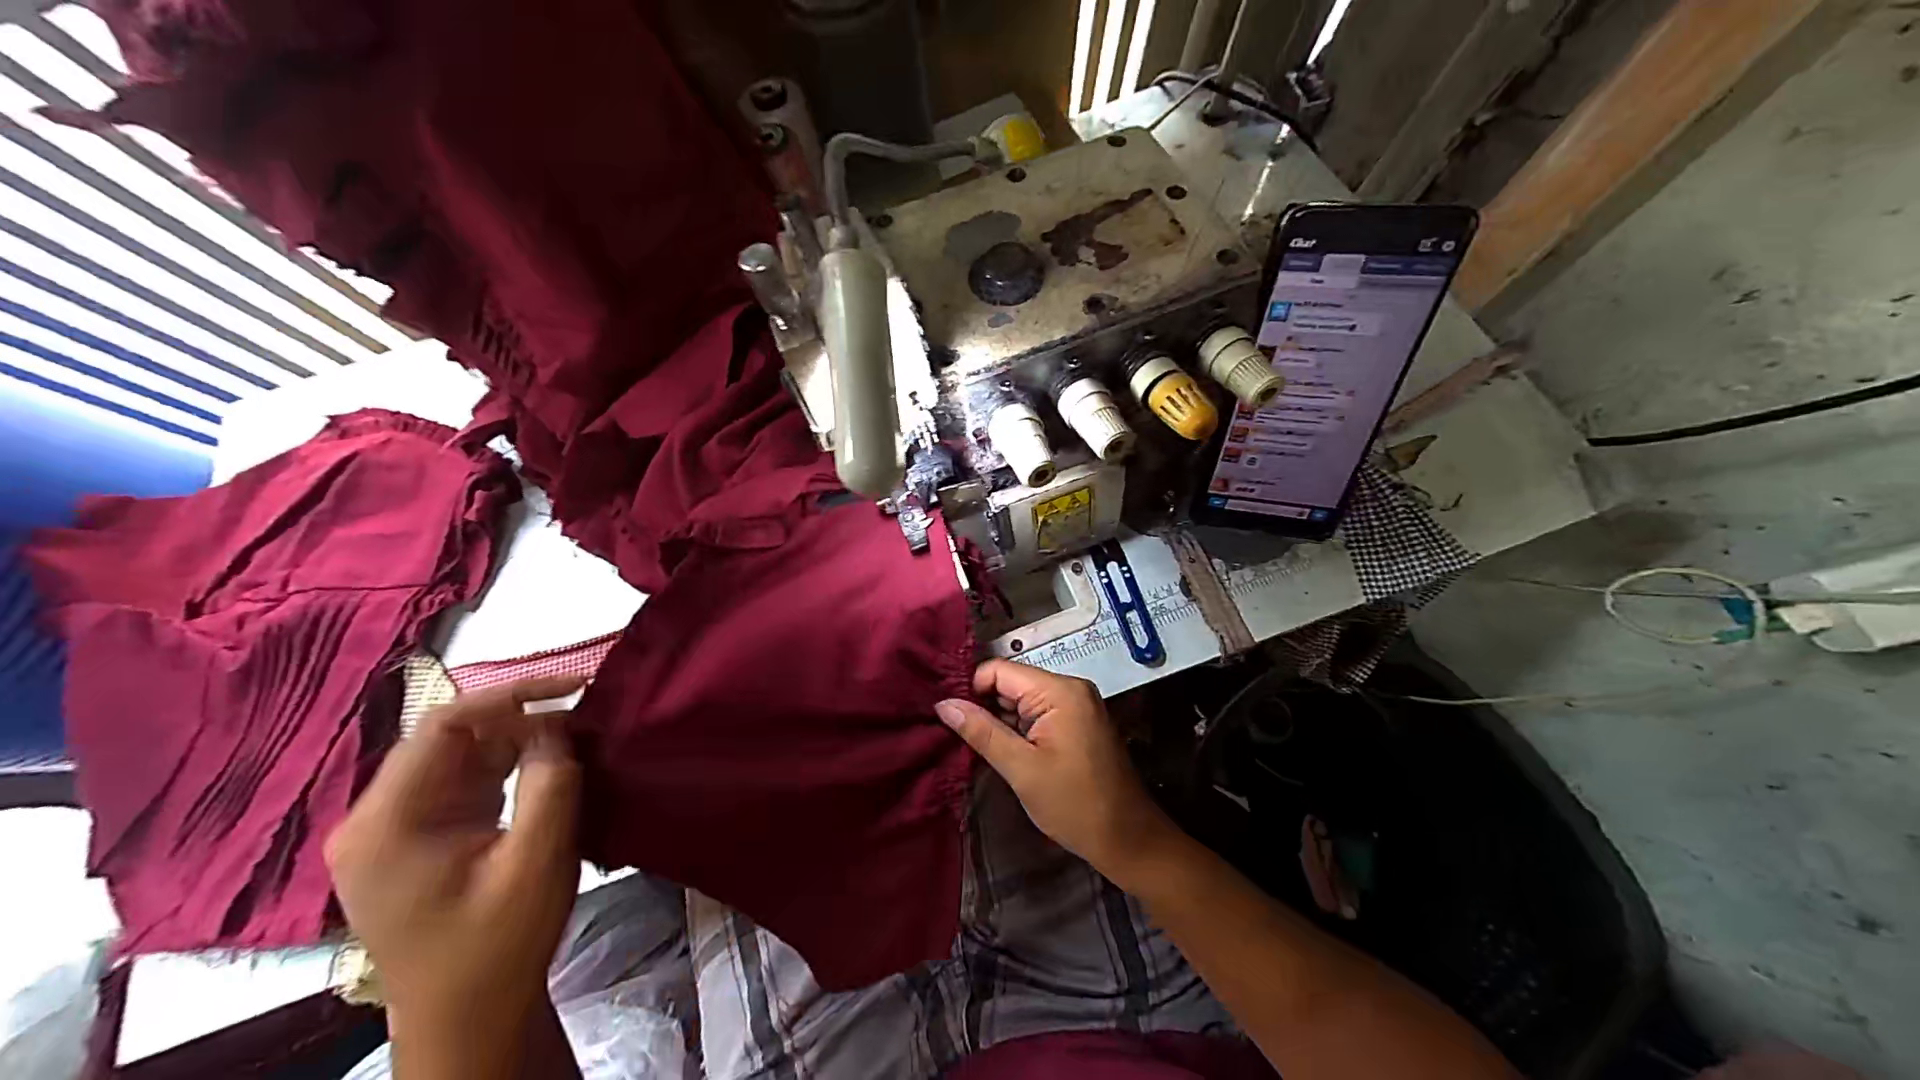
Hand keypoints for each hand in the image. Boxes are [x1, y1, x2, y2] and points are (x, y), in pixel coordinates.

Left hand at [324, 676, 584, 1041]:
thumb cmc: (497, 947)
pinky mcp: (427, 834)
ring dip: (523, 741)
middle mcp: (380, 816)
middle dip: (523, 719)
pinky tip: (555, 766)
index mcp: (387, 823)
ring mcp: (401, 826)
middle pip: (452, 736)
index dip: (511, 694)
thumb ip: (549, 786)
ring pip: (465, 754)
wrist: (470, 1020)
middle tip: (586, 719)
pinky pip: (471, 778)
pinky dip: (515, 764)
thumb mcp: (536, 863)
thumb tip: (558, 727)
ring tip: (579, 739)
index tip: (575, 685)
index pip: (443, 725)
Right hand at [936, 659, 1179, 887]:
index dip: (970, 689)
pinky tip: (999, 749)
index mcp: (1060, 691)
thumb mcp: (1022, 769)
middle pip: (1011, 683)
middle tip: (951, 732)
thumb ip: (981, 731)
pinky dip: (1017, 729)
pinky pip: (1037, 714)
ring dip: (998, 720)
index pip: (999, 670)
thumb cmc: (1075, 805)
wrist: (1128, 840)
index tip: (946, 714)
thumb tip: (943, 704)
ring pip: (1021, 700)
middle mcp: (1070, 688)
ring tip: (970, 743)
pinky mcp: (1076, 723)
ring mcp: (1076, 705)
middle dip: (982, 705)